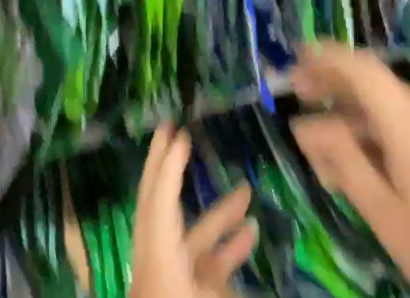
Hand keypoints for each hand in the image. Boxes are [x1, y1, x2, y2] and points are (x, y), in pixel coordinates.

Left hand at [128, 124, 258, 297]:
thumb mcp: (208, 293)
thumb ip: (227, 258)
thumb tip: (255, 229)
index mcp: (156, 259)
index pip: (160, 203)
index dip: (169, 167)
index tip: (178, 132)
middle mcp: (154, 261)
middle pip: (157, 204)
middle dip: (164, 165)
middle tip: (172, 128)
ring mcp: (166, 275)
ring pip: (189, 234)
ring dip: (218, 212)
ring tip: (246, 189)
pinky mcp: (179, 288)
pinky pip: (201, 260)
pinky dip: (223, 245)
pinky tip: (251, 231)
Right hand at [290, 45, 409, 297]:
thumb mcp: (380, 207)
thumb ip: (341, 159)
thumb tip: (305, 125)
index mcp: (407, 118)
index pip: (359, 67)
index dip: (325, 56)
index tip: (294, 55)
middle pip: (369, 81)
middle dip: (330, 83)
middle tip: (294, 92)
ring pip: (382, 105)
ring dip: (347, 116)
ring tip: (316, 146)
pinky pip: (399, 122)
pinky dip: (369, 130)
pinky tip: (352, 161)